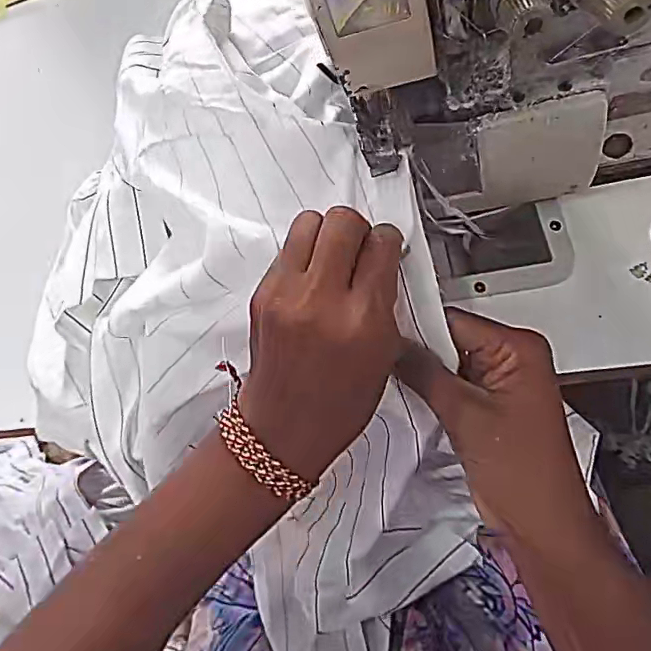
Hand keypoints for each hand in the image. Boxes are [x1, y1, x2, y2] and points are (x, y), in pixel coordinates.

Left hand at [238, 207, 404, 481]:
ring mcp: (285, 294)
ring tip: (334, 256)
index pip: (381, 245)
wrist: (283, 429)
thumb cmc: (337, 403)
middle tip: (361, 245)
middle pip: (343, 221)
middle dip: (358, 228)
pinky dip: (304, 254)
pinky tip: (313, 279)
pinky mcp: (262, 293)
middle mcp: (321, 300)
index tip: (387, 246)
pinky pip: (287, 248)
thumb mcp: (384, 352)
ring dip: (327, 232)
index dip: (388, 240)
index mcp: (363, 319)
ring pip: (310, 222)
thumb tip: (383, 257)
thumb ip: (385, 297)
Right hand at [397, 309, 591, 533]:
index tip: (383, 333)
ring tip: (396, 382)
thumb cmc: (525, 474)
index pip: (456, 320)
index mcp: (521, 348)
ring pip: (451, 364)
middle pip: (453, 339)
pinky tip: (414, 401)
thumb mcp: (466, 415)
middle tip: (382, 360)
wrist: (542, 525)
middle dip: (421, 352)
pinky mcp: (492, 405)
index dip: (418, 326)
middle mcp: (515, 358)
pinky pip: (456, 386)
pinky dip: (436, 394)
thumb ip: (426, 374)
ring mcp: (503, 382)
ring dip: (427, 375)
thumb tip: (395, 346)